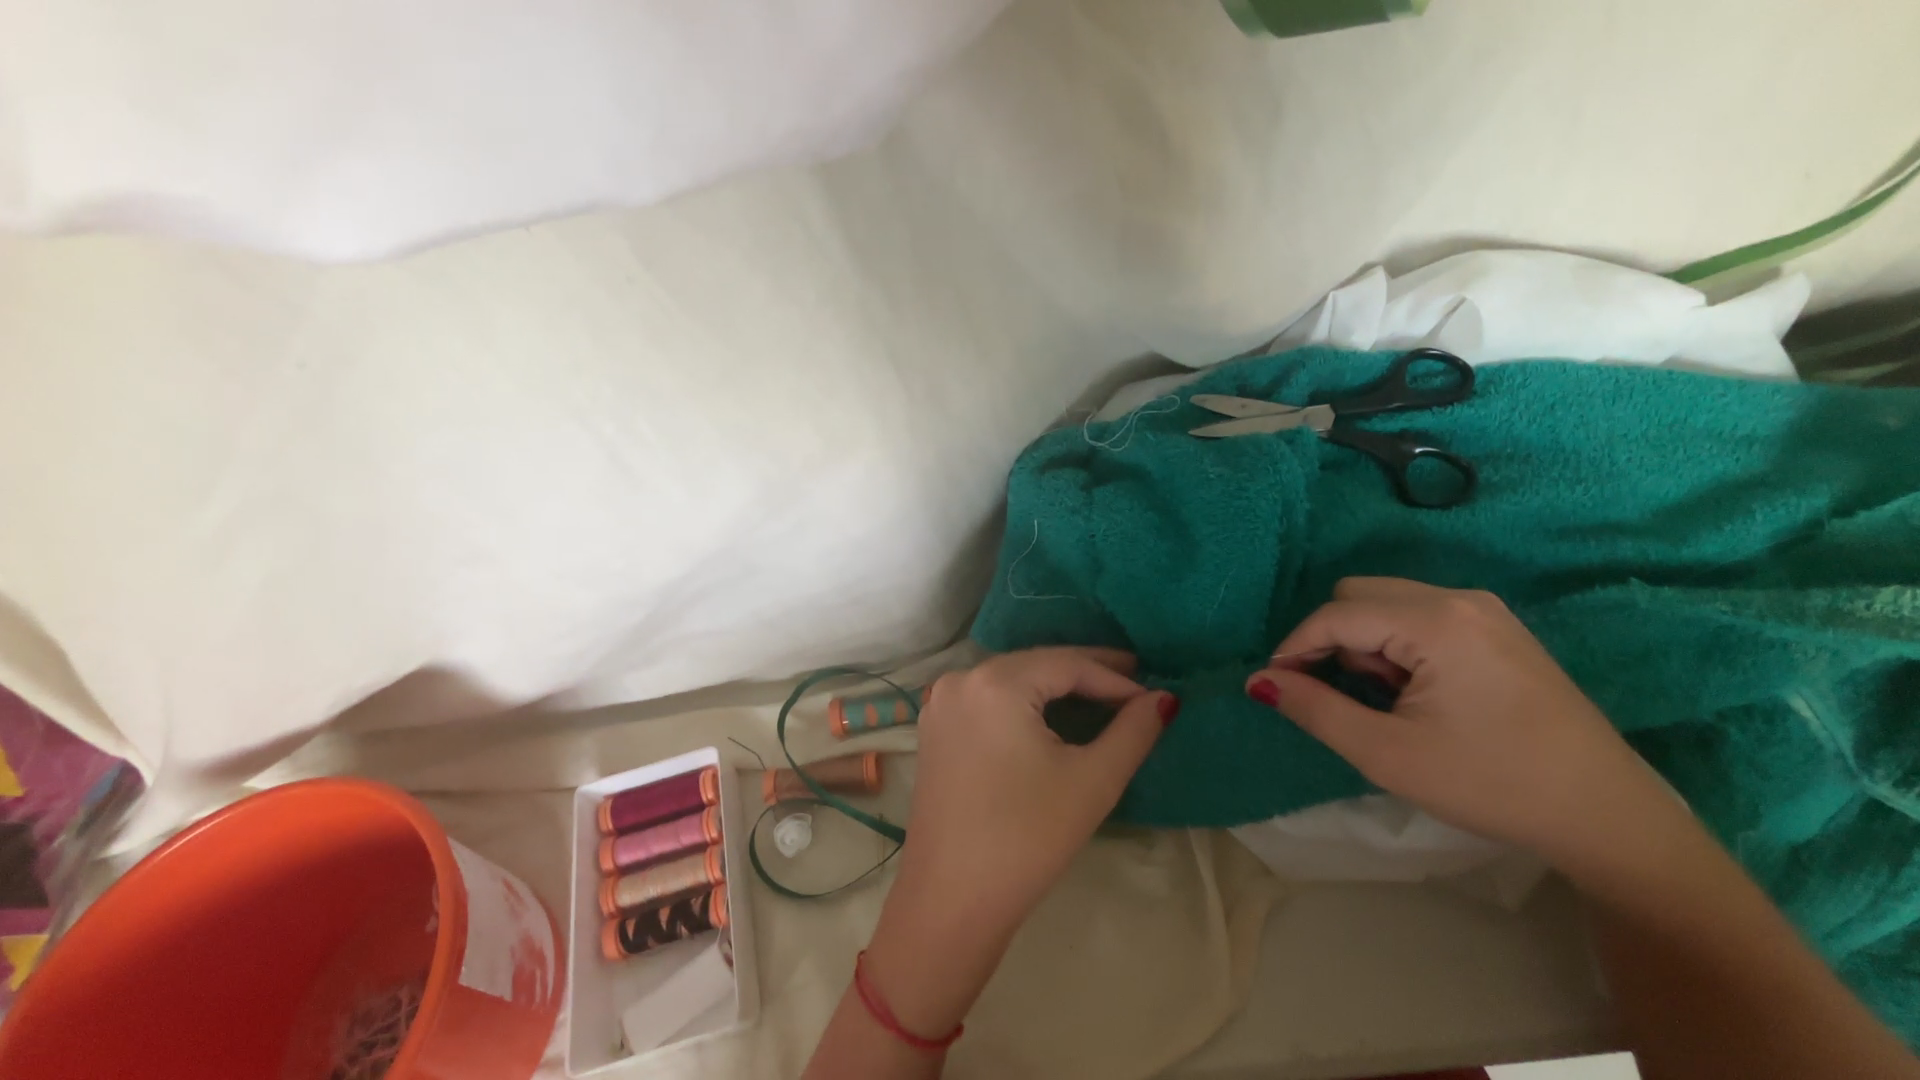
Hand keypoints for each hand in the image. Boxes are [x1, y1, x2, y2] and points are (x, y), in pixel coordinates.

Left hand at [862, 647, 1173, 1036]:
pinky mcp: (934, 730)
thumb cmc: (1027, 837)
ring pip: (1011, 680)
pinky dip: (1024, 702)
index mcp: (994, 683)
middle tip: (1135, 681)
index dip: (1115, 678)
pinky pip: (988, 700)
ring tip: (1103, 696)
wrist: (952, 900)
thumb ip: (1134, 731)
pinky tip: (1053, 715)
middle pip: (1036, 665)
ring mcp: (940, 705)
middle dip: (1086, 673)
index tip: (1155, 694)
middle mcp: (960, 680)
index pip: (1068, 664)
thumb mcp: (1092, 780)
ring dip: (1055, 686)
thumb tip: (1164, 699)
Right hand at [1245, 577, 1681, 877]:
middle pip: (1360, 594)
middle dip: (1333, 640)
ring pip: (1389, 603)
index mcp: (1435, 622)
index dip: (1294, 648)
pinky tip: (1417, 694)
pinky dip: (1398, 644)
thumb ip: (1314, 709)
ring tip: (1386, 702)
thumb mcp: (1386, 754)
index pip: (1336, 614)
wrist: (1602, 812)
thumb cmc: (1489, 783)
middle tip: (1344, 698)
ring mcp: (1486, 610)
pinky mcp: (1499, 629)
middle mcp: (1460, 598)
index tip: (1273, 688)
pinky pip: (1422, 616)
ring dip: (1366, 642)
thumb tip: (1258, 682)